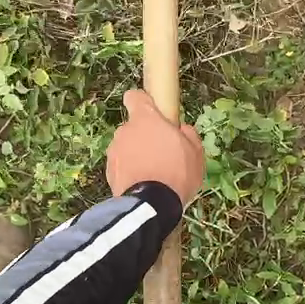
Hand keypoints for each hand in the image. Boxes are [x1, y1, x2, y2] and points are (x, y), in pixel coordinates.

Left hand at [105, 89, 204, 206]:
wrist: (151, 206)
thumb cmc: (176, 173)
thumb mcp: (195, 153)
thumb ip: (188, 135)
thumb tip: (182, 129)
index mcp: (145, 120)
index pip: (135, 97)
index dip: (143, 103)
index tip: (153, 113)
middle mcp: (125, 131)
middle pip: (133, 127)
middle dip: (144, 137)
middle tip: (162, 154)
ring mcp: (114, 152)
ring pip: (126, 148)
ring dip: (136, 156)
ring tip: (153, 174)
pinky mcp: (108, 172)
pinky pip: (121, 166)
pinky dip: (129, 172)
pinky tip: (143, 185)